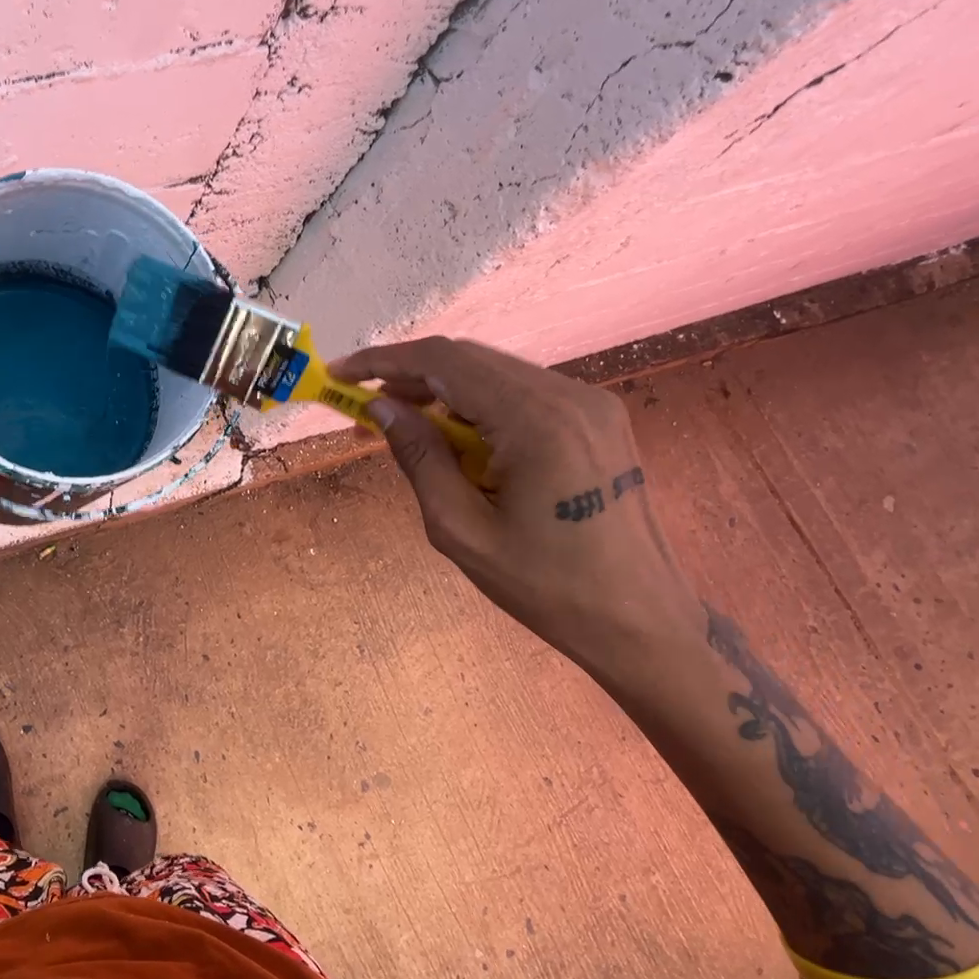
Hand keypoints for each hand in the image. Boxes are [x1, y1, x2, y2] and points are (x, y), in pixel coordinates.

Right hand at [329, 337, 703, 672]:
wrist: (640, 618)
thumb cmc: (544, 584)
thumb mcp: (460, 528)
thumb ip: (418, 457)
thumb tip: (381, 408)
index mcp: (535, 420)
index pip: (444, 362)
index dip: (382, 360)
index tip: (338, 373)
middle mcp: (567, 395)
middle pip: (468, 359)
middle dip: (407, 376)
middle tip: (361, 408)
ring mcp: (588, 404)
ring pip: (492, 373)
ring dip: (439, 391)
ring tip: (399, 424)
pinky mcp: (595, 419)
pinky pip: (518, 392)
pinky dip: (474, 405)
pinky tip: (451, 436)